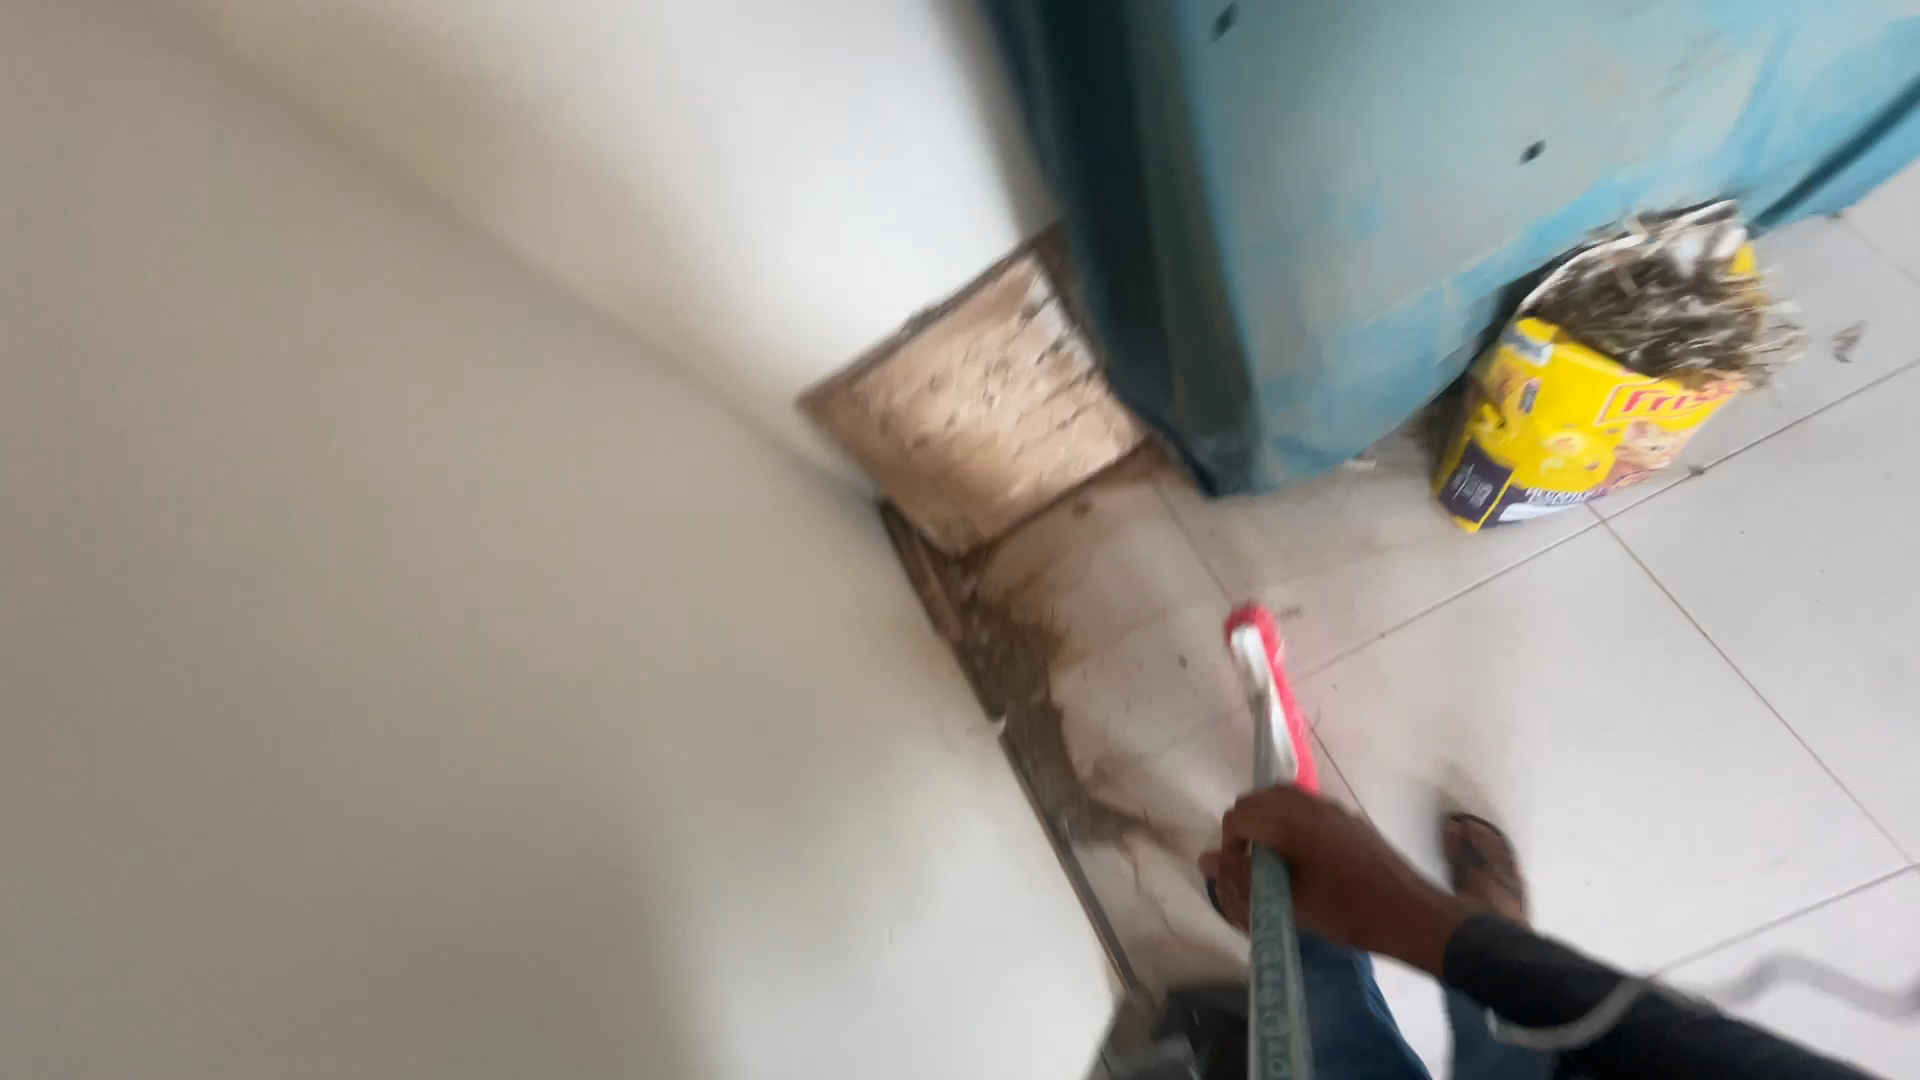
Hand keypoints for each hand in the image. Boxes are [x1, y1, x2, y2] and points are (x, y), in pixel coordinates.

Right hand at [1199, 785, 1471, 974]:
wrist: (1415, 916)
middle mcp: (1304, 803)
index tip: (1239, 873)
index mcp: (1287, 821)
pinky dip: (1290, 818)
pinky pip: (1304, 804)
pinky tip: (1304, 853)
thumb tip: (1203, 860)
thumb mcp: (1291, 901)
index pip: (1237, 817)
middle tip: (1253, 865)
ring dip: (1267, 819)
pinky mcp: (1346, 816)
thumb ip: (1243, 877)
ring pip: (1279, 797)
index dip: (1229, 844)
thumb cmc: (1348, 912)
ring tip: (1274, 856)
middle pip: (1256, 800)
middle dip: (1245, 827)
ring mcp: (1328, 806)